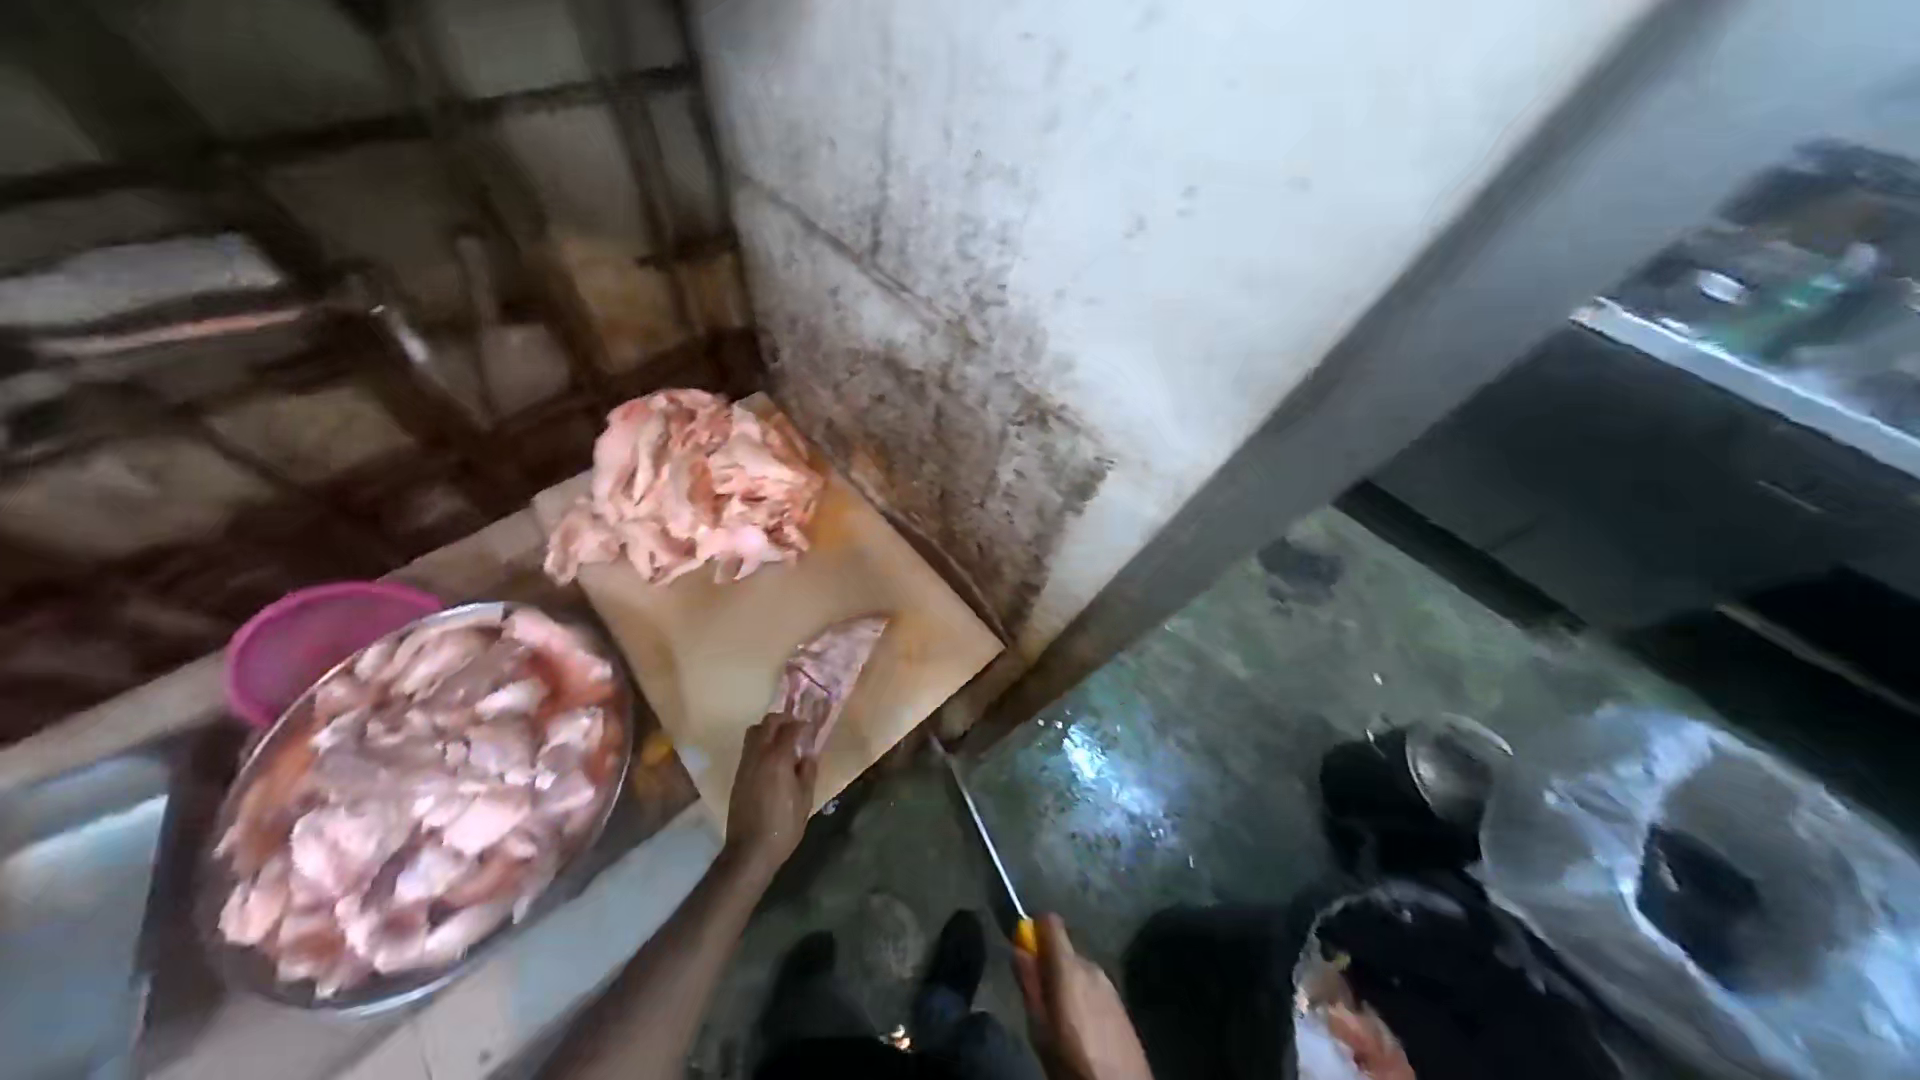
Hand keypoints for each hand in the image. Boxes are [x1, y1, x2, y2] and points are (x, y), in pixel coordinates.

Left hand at [723, 714, 817, 877]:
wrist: (750, 851)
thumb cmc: (784, 825)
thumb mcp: (805, 799)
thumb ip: (808, 771)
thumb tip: (808, 754)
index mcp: (777, 759)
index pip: (790, 728)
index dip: (803, 725)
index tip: (812, 730)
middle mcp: (758, 755)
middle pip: (768, 722)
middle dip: (784, 720)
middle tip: (797, 730)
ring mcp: (745, 764)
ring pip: (754, 732)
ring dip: (770, 730)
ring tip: (784, 743)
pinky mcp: (738, 775)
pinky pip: (749, 748)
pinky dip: (761, 744)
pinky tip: (773, 761)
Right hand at [1014, 914, 1153, 1079]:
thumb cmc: (1072, 1061)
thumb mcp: (1039, 1028)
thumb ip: (1029, 984)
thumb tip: (1018, 949)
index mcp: (1069, 967)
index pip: (1050, 921)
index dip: (1035, 929)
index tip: (1025, 950)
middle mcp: (1091, 965)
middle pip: (1063, 949)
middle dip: (1049, 965)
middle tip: (1039, 998)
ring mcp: (1110, 983)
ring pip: (1078, 969)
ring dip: (1066, 982)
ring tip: (1061, 1018)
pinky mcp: (1121, 1001)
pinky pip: (1093, 986)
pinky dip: (1082, 995)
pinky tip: (1082, 1027)